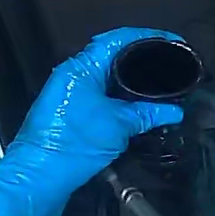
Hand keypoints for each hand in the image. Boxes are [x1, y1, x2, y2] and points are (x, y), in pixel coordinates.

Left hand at [0, 28, 186, 215]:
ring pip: (107, 73)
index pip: (119, 39)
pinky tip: (139, 101)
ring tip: (160, 79)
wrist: (38, 178)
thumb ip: (147, 113)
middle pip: (113, 53)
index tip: (174, 42)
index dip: (149, 36)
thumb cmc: (75, 145)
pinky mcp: (70, 109)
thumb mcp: (117, 127)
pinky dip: (121, 92)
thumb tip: (176, 111)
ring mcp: (69, 91)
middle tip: (171, 60)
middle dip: (143, 55)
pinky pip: (101, 90)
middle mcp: (74, 73)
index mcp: (82, 67)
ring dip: (131, 75)